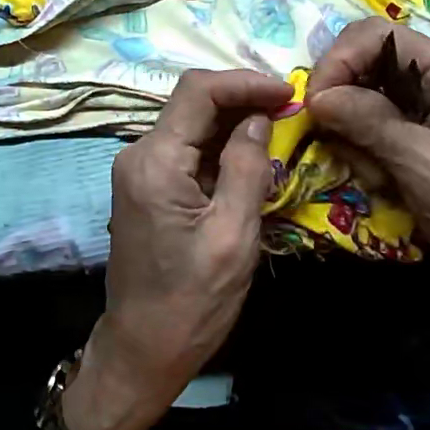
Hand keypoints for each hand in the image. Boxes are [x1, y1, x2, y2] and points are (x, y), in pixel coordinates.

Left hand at [68, 69, 291, 429]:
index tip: (288, 93)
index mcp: (155, 161)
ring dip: (232, 122)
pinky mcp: (145, 186)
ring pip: (189, 125)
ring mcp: (138, 170)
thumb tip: (259, 118)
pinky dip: (218, 147)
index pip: (197, 92)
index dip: (244, 83)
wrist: (143, 346)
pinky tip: (250, 155)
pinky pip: (185, 151)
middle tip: (292, 111)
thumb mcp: (233, 236)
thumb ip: (247, 169)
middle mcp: (138, 154)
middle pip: (191, 104)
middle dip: (242, 100)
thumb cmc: (192, 301)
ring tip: (280, 128)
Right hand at [305, 20, 429, 304]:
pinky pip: (375, 118)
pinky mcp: (425, 127)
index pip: (378, 36)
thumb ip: (372, 125)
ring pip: (364, 91)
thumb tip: (316, 97)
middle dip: (342, 98)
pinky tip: (379, 175)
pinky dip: (363, 144)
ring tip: (372, 171)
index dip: (338, 62)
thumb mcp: (429, 170)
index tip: (315, 106)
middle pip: (367, 59)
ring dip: (352, 129)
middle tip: (336, 141)